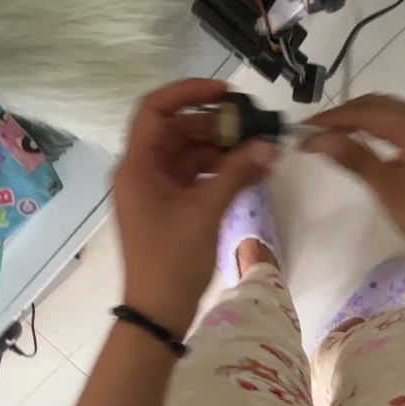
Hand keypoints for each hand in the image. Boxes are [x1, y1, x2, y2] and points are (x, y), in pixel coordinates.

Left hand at [112, 79, 276, 333]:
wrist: (159, 312)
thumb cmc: (173, 261)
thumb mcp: (206, 212)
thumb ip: (236, 173)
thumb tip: (268, 146)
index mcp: (136, 166)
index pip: (155, 110)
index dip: (189, 93)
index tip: (226, 93)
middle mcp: (140, 172)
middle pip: (176, 131)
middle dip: (214, 127)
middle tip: (252, 129)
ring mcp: (154, 191)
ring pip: (188, 155)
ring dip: (221, 151)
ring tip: (257, 153)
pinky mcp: (168, 209)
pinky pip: (193, 178)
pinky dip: (217, 174)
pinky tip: (247, 174)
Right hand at [302, 95, 404, 269]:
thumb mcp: (389, 189)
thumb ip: (355, 159)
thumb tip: (320, 140)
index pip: (368, 112)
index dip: (333, 119)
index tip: (304, 130)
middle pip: (381, 105)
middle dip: (346, 116)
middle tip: (315, 134)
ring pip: (394, 114)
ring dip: (363, 121)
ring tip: (333, 138)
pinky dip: (381, 130)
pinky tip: (365, 143)